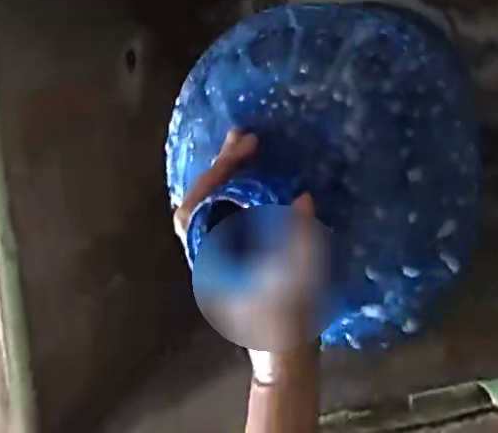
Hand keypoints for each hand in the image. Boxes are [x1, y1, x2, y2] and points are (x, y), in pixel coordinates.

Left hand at [173, 129, 324, 363]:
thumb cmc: (284, 328)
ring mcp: (222, 248)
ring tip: (248, 141)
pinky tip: (257, 169)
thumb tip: (303, 199)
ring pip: (214, 199)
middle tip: (247, 137)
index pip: (194, 208)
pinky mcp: (238, 249)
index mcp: (212, 260)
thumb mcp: (295, 288)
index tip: (244, 152)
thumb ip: (299, 244)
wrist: (283, 360)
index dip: (214, 175)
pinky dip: (241, 183)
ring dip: (229, 169)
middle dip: (222, 164)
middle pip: (202, 197)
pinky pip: (231, 207)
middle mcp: (209, 250)